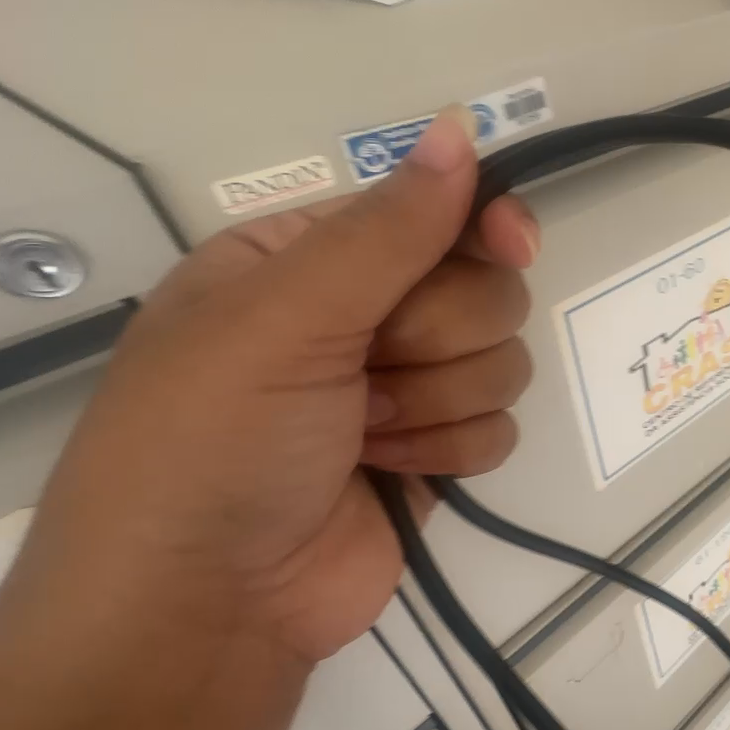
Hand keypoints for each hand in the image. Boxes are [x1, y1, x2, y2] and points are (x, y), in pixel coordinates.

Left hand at [19, 105, 537, 666]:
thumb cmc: (219, 441)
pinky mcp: (440, 452)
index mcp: (308, 259)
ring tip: (365, 434)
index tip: (514, 244)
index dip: (480, 224)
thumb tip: (458, 130)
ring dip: (440, 404)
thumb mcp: (286, 318)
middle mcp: (364, 316)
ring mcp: (406, 388)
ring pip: (502, 365)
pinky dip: (454, 453)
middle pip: (484, 293)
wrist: (215, 599)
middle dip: (439, 340)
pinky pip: (501, 428)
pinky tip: (396, 472)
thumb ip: (387, 233)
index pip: (432, 215)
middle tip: (370, 370)